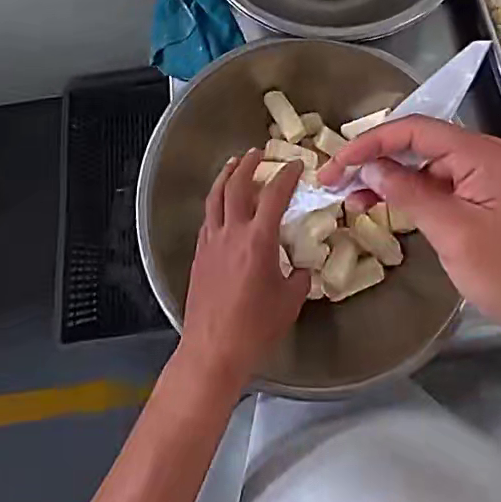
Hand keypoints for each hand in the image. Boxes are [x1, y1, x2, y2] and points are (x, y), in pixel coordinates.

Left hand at [179, 150, 309, 389]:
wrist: (213, 350)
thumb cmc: (255, 328)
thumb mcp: (289, 302)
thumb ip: (298, 278)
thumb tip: (301, 269)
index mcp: (258, 240)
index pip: (274, 196)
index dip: (286, 176)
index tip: (295, 164)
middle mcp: (231, 233)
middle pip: (237, 186)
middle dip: (249, 164)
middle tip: (258, 152)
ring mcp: (211, 243)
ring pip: (215, 198)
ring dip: (226, 176)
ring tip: (233, 164)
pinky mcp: (199, 255)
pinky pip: (208, 219)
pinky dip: (216, 203)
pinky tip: (221, 205)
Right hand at [318, 117, 500, 343]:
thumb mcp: (452, 232)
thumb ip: (409, 193)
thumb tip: (370, 167)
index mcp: (479, 153)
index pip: (414, 131)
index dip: (371, 142)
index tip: (337, 163)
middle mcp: (477, 154)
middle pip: (413, 142)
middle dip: (371, 157)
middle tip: (333, 178)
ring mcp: (475, 175)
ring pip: (417, 162)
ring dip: (382, 175)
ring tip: (347, 194)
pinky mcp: (471, 196)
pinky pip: (428, 183)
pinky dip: (401, 192)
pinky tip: (375, 203)